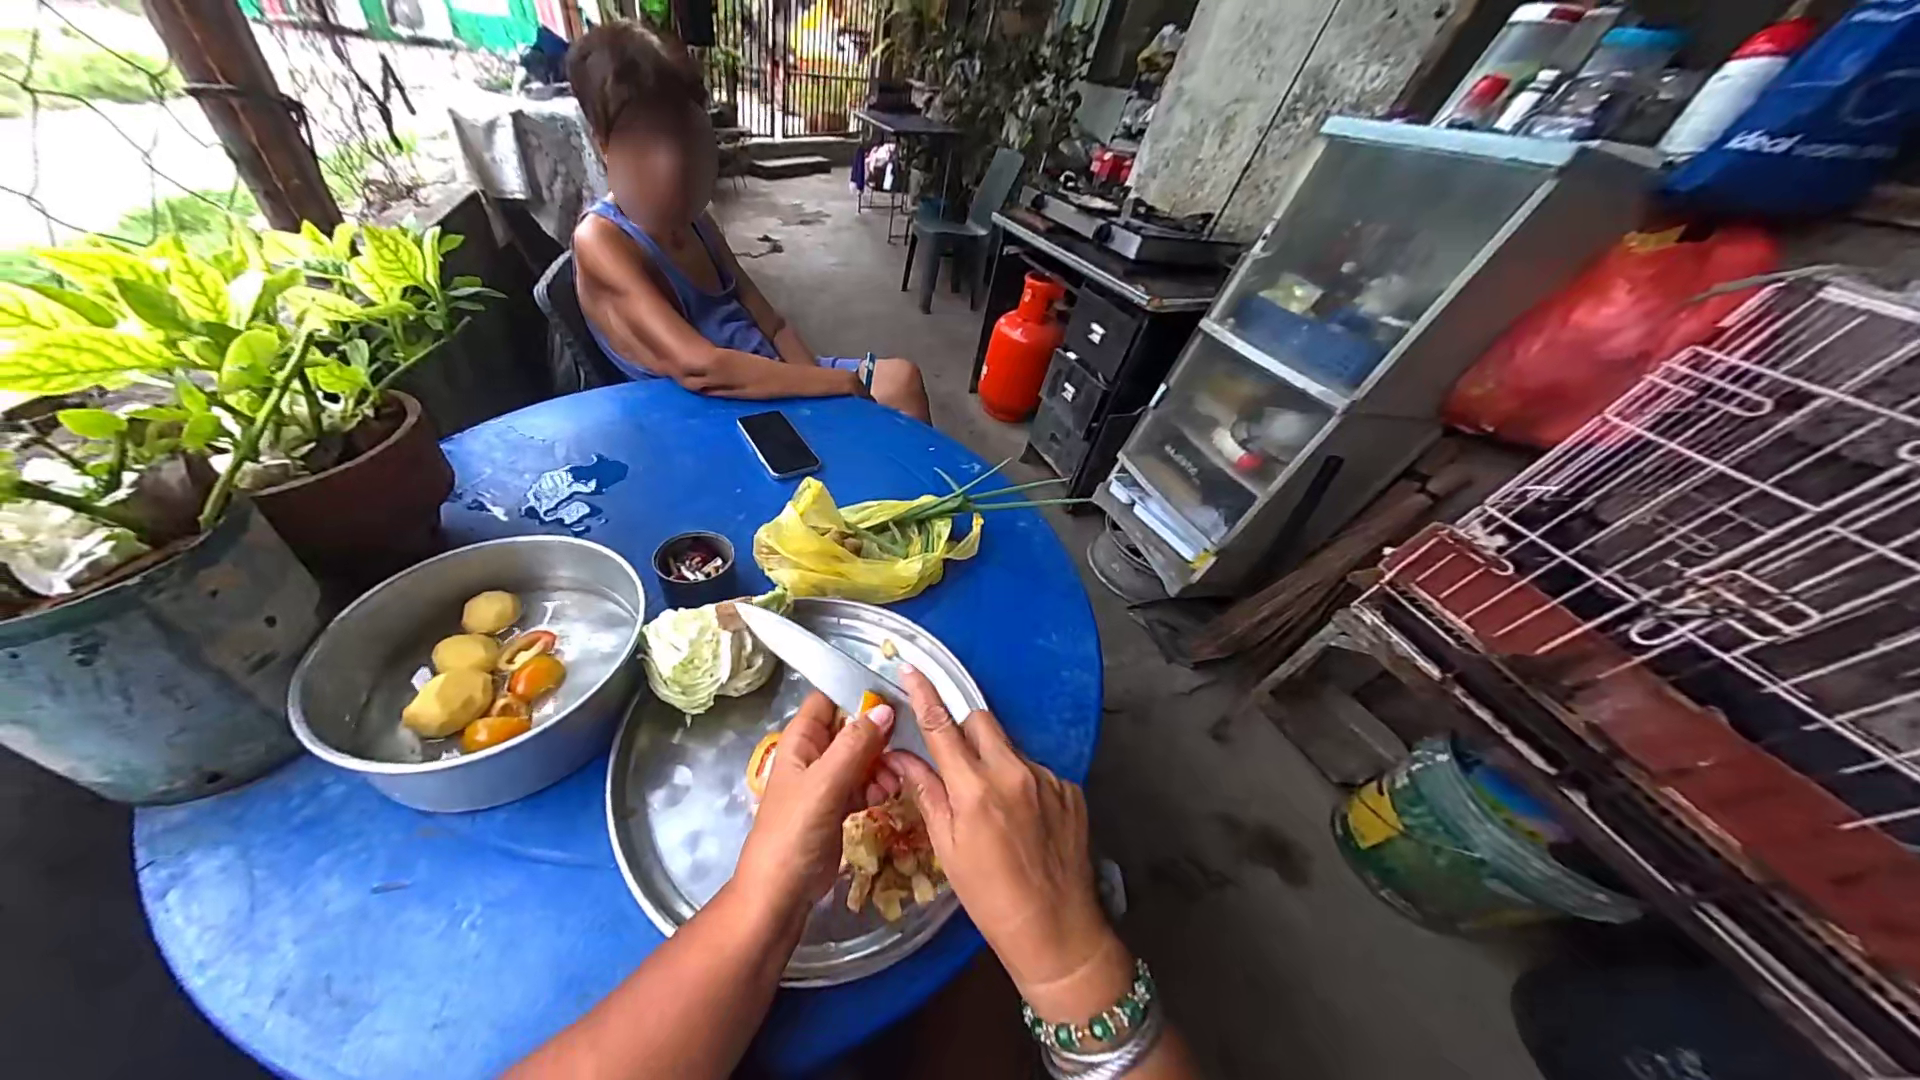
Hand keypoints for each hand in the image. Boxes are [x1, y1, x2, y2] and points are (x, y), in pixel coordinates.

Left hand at [733, 691, 893, 915]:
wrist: (780, 894)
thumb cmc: (793, 832)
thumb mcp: (824, 784)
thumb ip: (855, 746)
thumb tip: (886, 710)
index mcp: (802, 738)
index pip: (830, 696)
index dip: (858, 690)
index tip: (894, 693)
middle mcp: (815, 752)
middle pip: (853, 725)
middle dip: (878, 732)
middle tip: (902, 744)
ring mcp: (828, 778)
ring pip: (863, 754)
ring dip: (882, 762)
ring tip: (892, 780)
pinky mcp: (839, 801)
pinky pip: (865, 780)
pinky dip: (878, 784)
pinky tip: (886, 795)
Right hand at [879, 667, 1132, 1021]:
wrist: (1057, 929)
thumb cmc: (990, 897)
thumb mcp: (947, 848)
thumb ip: (928, 793)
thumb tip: (903, 757)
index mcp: (975, 788)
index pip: (941, 726)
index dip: (925, 694)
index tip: (913, 668)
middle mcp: (1013, 772)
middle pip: (981, 720)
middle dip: (963, 728)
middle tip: (957, 758)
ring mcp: (1046, 777)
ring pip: (1009, 745)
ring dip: (994, 759)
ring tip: (996, 803)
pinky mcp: (1069, 787)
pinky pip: (1035, 768)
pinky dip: (1022, 781)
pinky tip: (1024, 817)